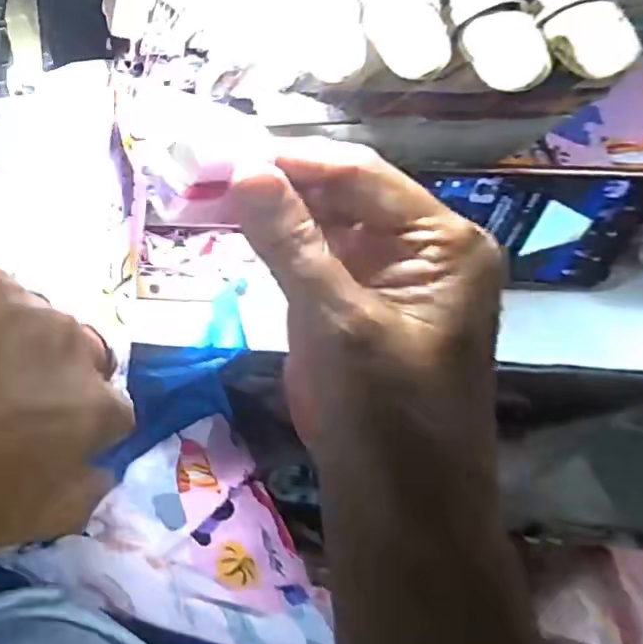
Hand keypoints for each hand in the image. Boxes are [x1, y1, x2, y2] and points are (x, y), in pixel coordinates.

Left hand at [0, 254, 130, 567]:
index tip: (37, 434)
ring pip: (30, 312)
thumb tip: (90, 457)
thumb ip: (78, 487)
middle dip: (51, 372)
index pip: (112, 408)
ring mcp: (5, 290)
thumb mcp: (18, 524)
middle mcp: (62, 335)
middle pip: (78, 348)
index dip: (73, 425)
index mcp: (89, 405)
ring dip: (10, 333)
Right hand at [228, 138, 504, 477]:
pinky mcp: (341, 292)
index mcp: (441, 242)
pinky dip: (263, 233)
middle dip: (271, 179)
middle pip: (336, 190)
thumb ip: (291, 242)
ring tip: (201, 189)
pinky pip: (301, 247)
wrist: (392, 489)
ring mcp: (376, 269)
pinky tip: (223, 221)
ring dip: (262, 204)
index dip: (290, 161)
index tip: (221, 153)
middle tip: (201, 169)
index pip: (358, 176)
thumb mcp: (337, 319)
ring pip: (313, 216)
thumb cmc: (383, 407)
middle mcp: (413, 245)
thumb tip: (245, 170)